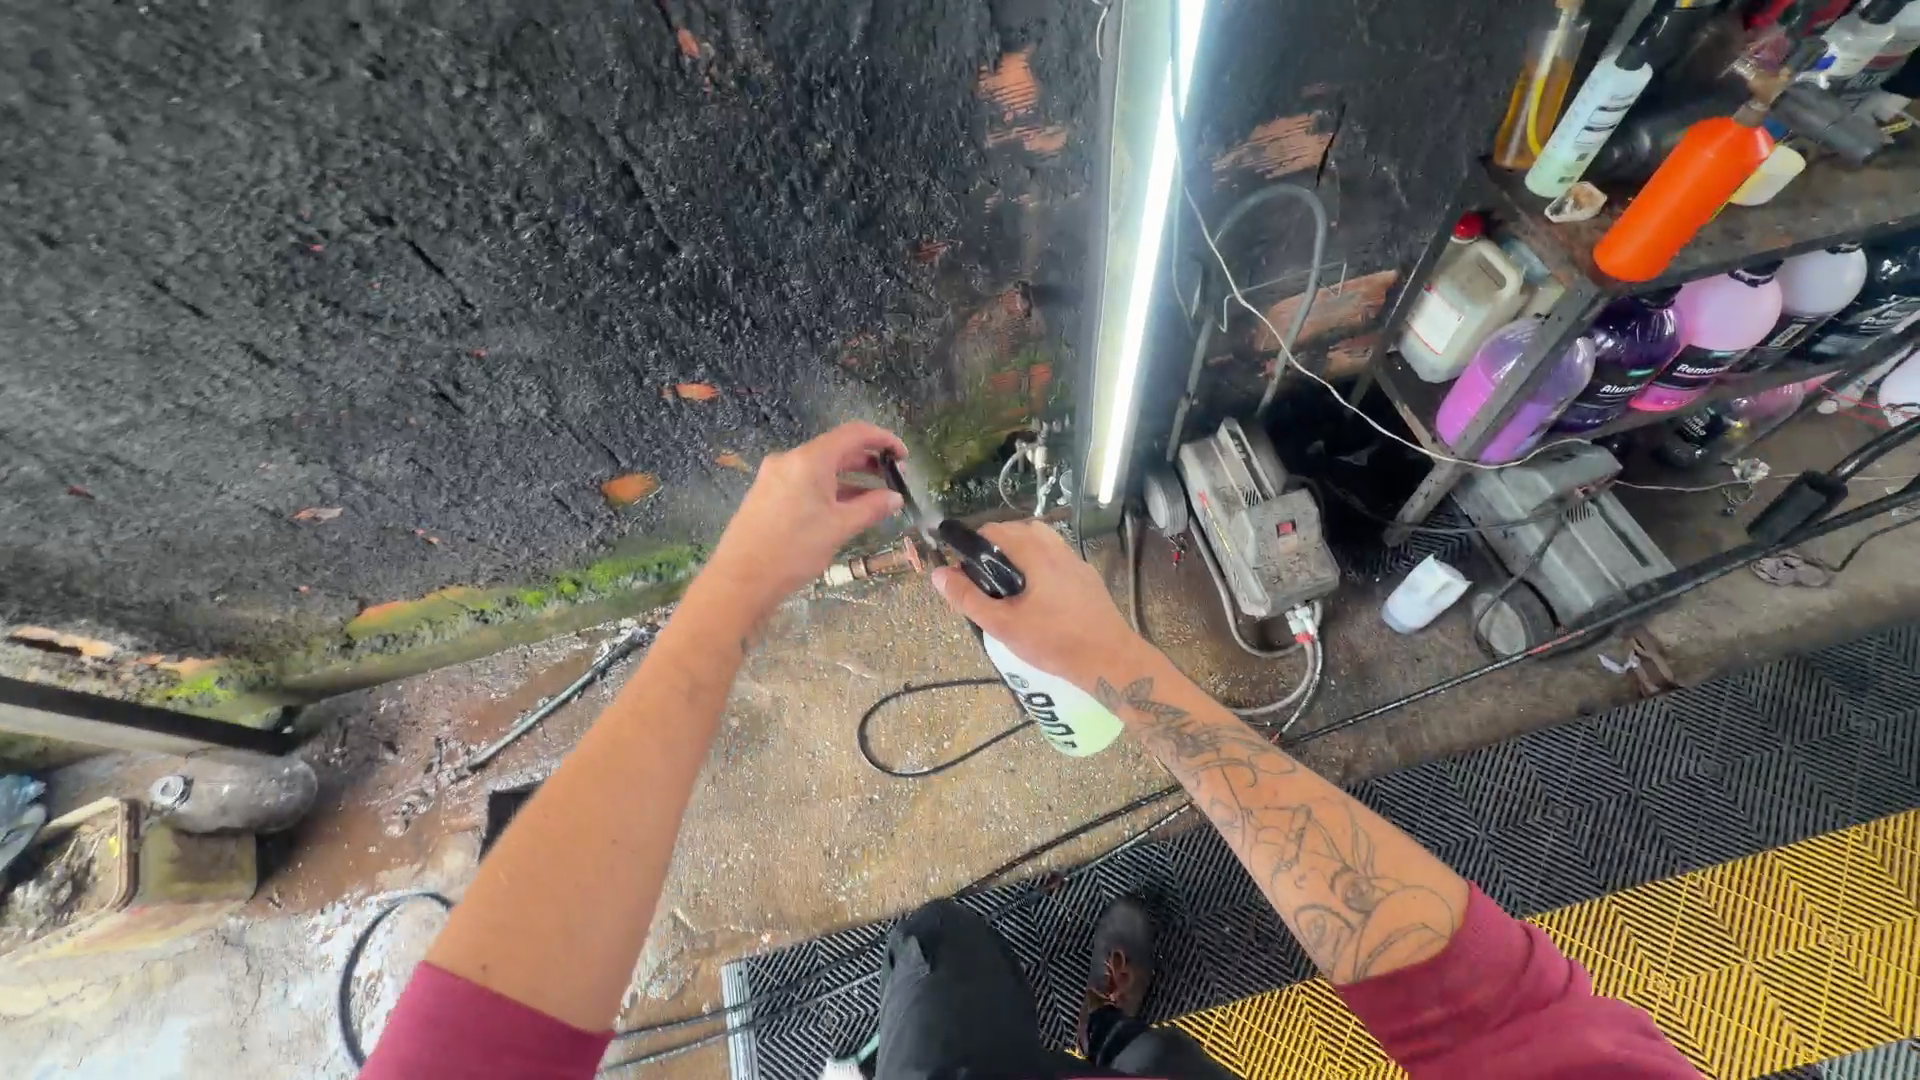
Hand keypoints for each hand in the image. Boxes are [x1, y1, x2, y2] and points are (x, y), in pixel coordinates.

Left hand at [702, 422, 906, 617]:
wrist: (741, 579)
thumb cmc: (794, 550)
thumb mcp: (839, 528)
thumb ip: (871, 508)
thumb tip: (895, 498)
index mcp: (809, 460)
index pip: (854, 434)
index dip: (883, 439)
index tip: (903, 456)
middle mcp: (790, 460)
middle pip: (837, 449)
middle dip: (868, 462)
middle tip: (894, 478)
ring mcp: (775, 476)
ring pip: (821, 468)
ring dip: (850, 478)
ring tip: (874, 498)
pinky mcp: (767, 493)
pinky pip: (805, 481)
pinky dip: (829, 489)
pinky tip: (844, 509)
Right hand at [928, 519, 1146, 687]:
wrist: (1109, 660)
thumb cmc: (1054, 642)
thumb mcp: (1003, 625)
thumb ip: (968, 598)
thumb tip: (939, 574)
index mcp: (1036, 553)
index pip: (995, 530)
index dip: (973, 545)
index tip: (964, 570)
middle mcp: (1058, 549)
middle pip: (1019, 531)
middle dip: (996, 548)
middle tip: (983, 580)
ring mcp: (1076, 562)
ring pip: (1041, 542)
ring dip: (1020, 554)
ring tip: (1008, 586)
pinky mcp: (1088, 578)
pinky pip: (1057, 559)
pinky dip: (1040, 565)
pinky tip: (1036, 596)